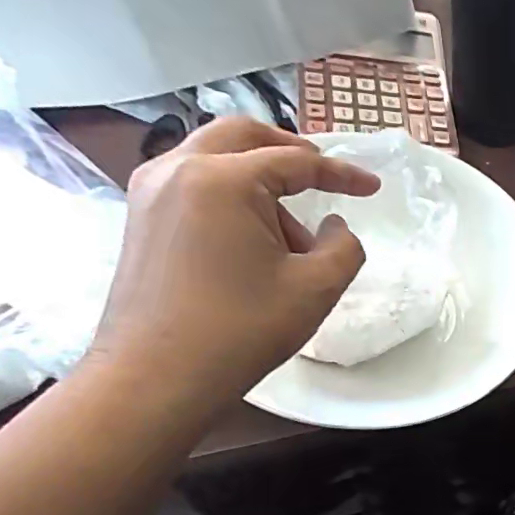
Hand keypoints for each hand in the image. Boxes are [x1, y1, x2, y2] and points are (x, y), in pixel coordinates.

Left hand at [86, 118, 378, 408]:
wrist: (156, 378)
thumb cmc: (240, 330)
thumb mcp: (316, 289)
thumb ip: (344, 247)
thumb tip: (334, 227)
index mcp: (222, 179)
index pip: (295, 162)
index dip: (341, 174)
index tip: (372, 188)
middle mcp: (178, 169)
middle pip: (243, 136)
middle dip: (290, 152)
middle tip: (323, 178)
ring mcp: (150, 193)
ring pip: (216, 160)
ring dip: (261, 183)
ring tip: (291, 241)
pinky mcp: (141, 219)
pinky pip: (194, 186)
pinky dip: (230, 198)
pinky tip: (252, 244)